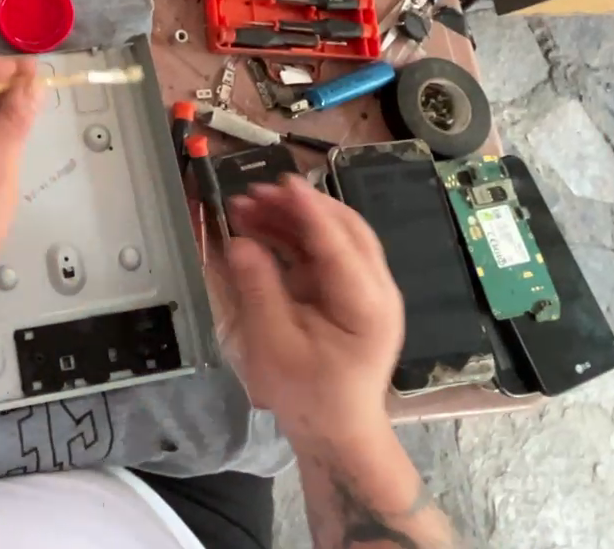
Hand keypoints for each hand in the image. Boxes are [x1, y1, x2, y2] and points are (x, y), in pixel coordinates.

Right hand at [214, 177, 403, 447]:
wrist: (335, 430)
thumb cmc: (307, 393)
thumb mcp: (275, 344)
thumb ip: (258, 288)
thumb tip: (238, 242)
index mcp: (366, 306)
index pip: (340, 244)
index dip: (310, 210)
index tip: (283, 183)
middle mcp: (375, 290)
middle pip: (344, 229)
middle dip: (299, 205)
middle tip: (254, 192)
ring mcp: (363, 288)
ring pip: (332, 234)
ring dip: (291, 215)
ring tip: (245, 205)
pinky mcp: (345, 290)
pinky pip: (321, 249)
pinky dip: (291, 233)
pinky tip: (257, 225)